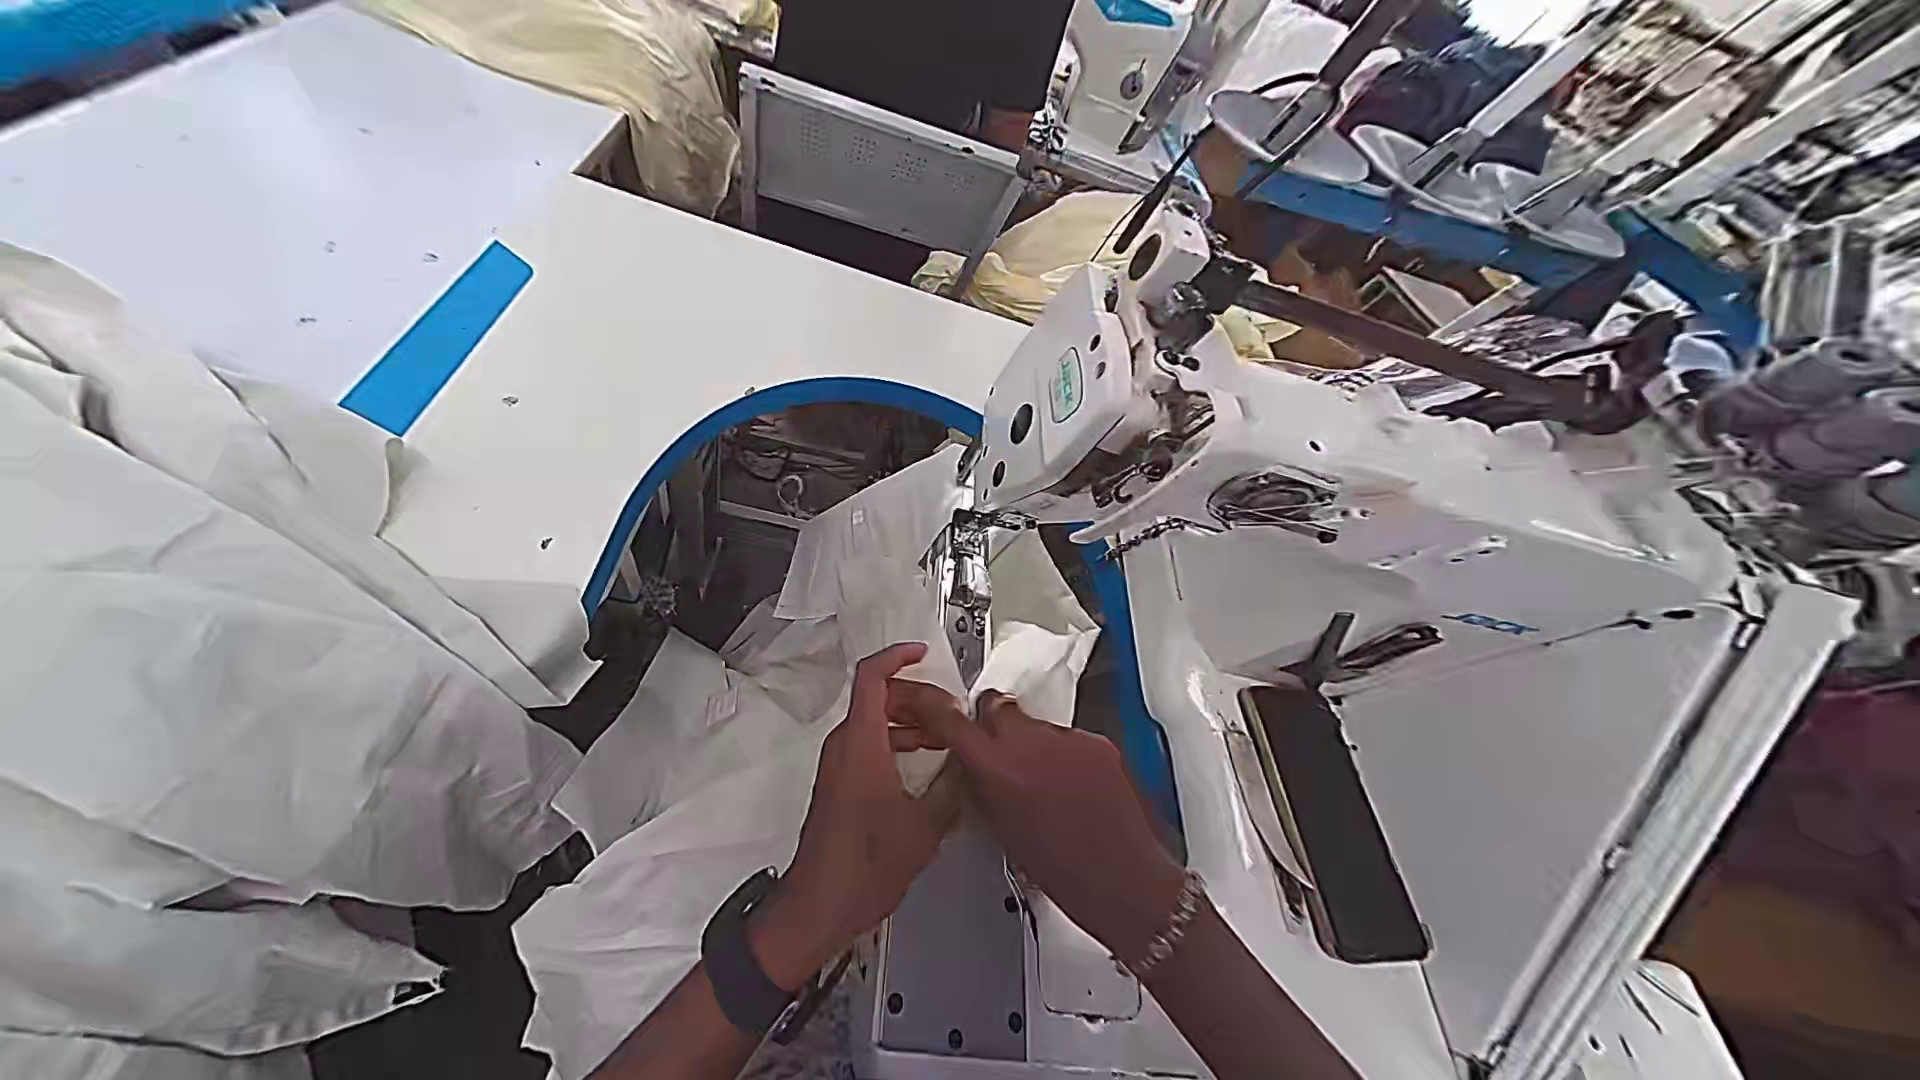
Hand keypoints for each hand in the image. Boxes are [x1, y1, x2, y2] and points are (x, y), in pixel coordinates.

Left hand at [750, 644, 962, 990]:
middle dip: (916, 696)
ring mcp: (839, 765)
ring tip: (942, 737)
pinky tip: (924, 764)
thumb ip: (952, 785)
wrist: (818, 907)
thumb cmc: (860, 868)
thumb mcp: (925, 825)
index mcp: (861, 744)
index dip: (897, 657)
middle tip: (947, 711)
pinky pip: (869, 743)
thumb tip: (969, 763)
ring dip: (909, 721)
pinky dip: (897, 742)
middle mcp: (844, 747)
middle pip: (878, 696)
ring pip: (875, 721)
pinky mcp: (840, 783)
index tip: (919, 652)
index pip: (872, 677)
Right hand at [888, 684, 1187, 965]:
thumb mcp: (1001, 831)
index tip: (931, 704)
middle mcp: (1029, 743)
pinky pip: (1069, 737)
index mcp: (997, 767)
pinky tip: (1073, 785)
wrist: (1121, 879)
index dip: (936, 709)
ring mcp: (1065, 739)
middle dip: (991, 721)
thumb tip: (976, 770)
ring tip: (1045, 780)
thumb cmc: (1064, 871)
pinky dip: (1065, 754)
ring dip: (1032, 742)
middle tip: (996, 746)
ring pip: (1035, 723)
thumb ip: (983, 788)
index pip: (951, 720)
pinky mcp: (1096, 742)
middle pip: (997, 706)